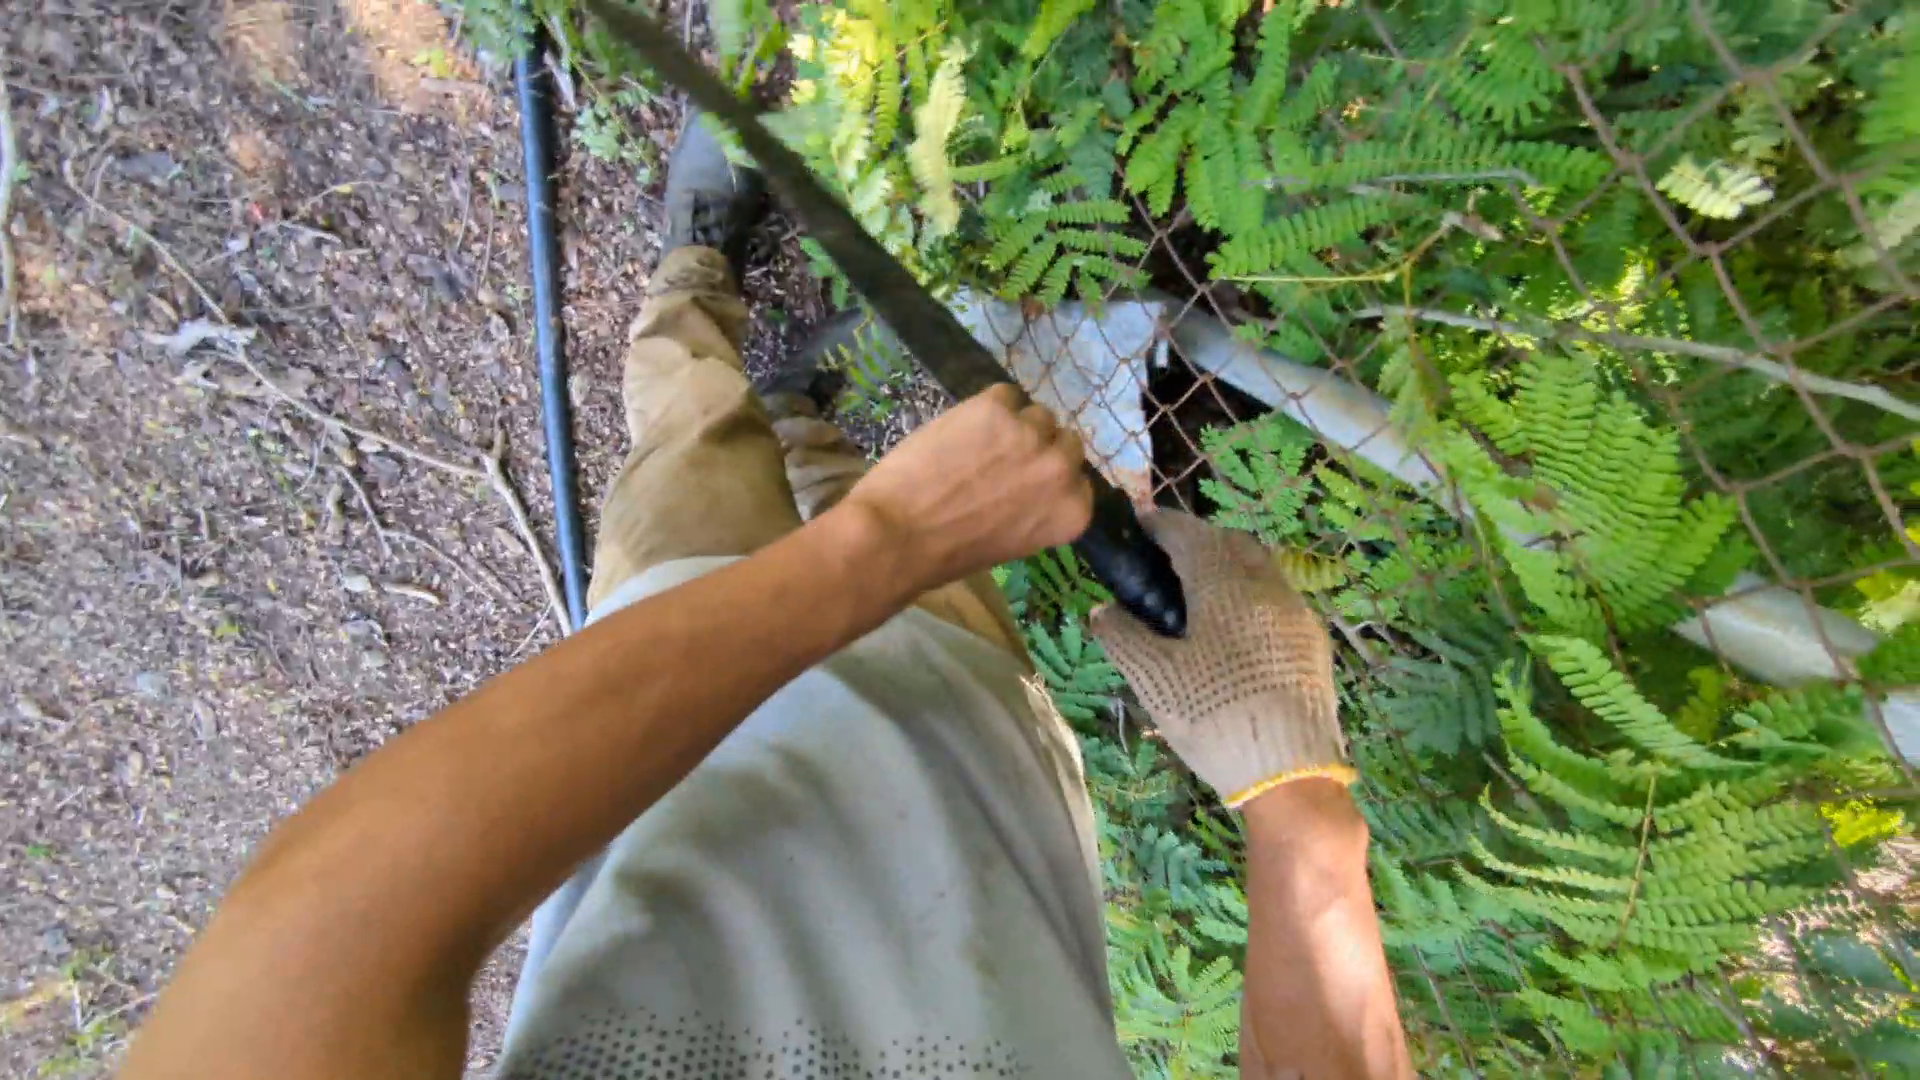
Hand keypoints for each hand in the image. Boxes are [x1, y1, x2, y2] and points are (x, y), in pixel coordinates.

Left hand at [839, 384, 1091, 593]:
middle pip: (1065, 441)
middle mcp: (1062, 470)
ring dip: (1014, 426)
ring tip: (977, 444)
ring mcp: (1031, 434)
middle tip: (1003, 460)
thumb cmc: (950, 553)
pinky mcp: (996, 406)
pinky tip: (960, 429)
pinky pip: (1003, 395)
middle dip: (1038, 449)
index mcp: (1072, 512)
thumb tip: (1031, 481)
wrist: (900, 534)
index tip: (1027, 484)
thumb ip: (1036, 508)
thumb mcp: (1012, 541)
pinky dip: (984, 409)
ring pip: (1036, 415)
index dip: (1050, 479)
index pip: (1080, 481)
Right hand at [1090, 511, 1352, 806]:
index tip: (1141, 526)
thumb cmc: (1214, 717)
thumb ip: (1122, 635)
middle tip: (1166, 560)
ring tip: (1197, 591)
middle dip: (1198, 539)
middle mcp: (1267, 587)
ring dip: (1227, 563)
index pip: (1191, 535)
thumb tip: (1102, 610)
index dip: (1162, 525)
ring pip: (1260, 566)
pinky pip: (1277, 596)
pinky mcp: (1311, 641)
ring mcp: (1297, 614)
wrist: (1290, 776)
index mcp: (1226, 587)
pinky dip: (1249, 591)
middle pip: (1231, 541)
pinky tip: (1232, 627)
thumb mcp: (1154, 678)